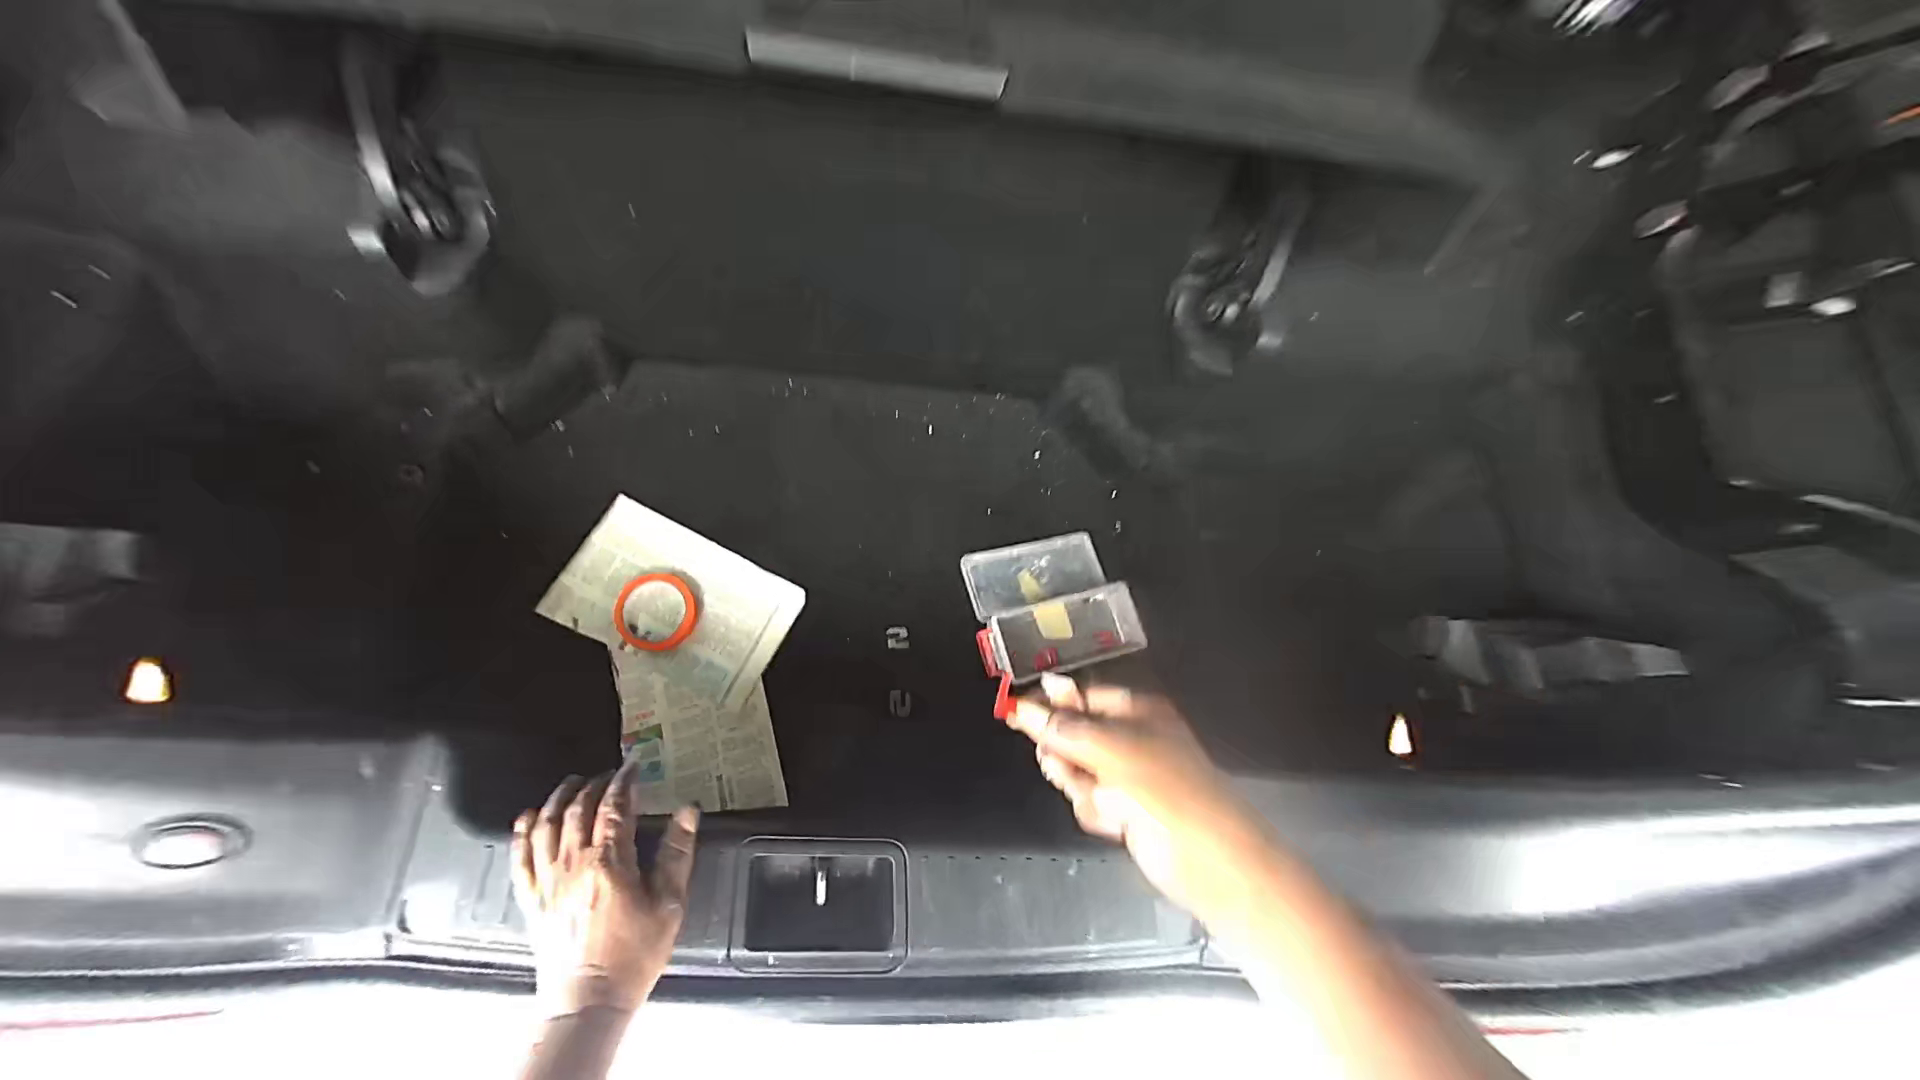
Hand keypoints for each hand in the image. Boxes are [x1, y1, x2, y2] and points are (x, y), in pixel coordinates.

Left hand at [511, 760, 699, 1018]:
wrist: (587, 1002)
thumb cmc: (635, 953)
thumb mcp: (670, 902)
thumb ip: (678, 853)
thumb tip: (688, 810)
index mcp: (609, 862)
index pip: (615, 807)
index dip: (625, 781)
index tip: (635, 765)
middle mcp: (573, 865)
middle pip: (578, 810)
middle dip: (594, 784)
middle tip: (610, 773)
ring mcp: (547, 882)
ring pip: (546, 827)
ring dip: (559, 799)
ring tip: (572, 783)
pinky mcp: (532, 901)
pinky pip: (520, 859)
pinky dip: (523, 834)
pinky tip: (528, 818)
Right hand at [1009, 675, 1282, 928]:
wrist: (1209, 860)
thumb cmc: (1166, 790)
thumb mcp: (1111, 749)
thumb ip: (1064, 727)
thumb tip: (1027, 703)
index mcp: (1136, 711)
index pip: (1080, 696)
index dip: (1050, 704)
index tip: (1016, 711)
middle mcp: (1130, 737)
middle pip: (1072, 733)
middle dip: (1062, 752)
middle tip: (1062, 766)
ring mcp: (1126, 774)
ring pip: (1075, 768)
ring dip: (1077, 784)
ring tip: (1098, 797)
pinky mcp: (1123, 808)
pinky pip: (1088, 798)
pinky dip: (1093, 808)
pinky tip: (1112, 819)